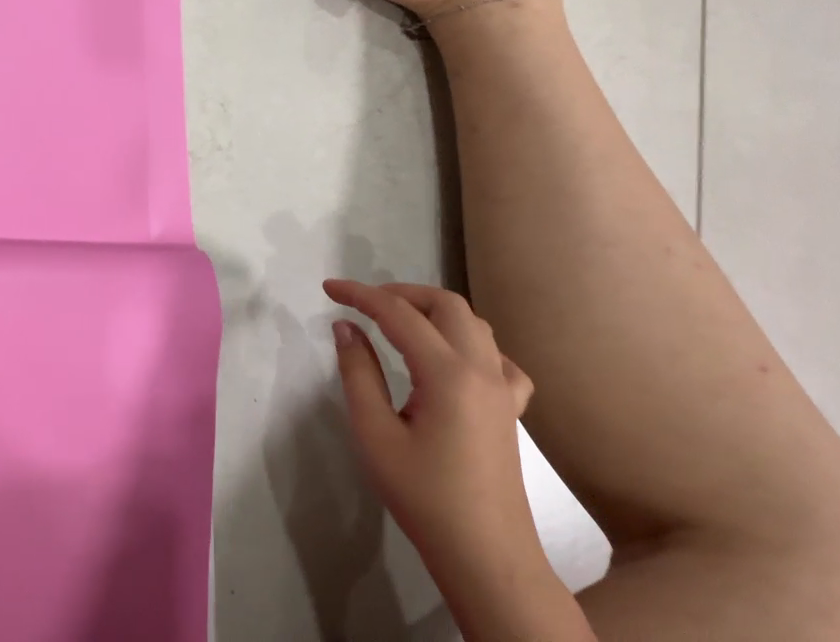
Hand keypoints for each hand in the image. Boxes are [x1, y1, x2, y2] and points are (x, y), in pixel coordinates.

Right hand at [325, 279, 541, 575]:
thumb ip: (358, 372)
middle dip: (401, 293)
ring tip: (395, 324)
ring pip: (474, 325)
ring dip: (433, 312)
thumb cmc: (421, 493)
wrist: (484, 550)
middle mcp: (482, 370)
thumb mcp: (374, 432)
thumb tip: (346, 327)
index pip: (398, 314)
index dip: (360, 294)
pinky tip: (450, 360)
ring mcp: (504, 389)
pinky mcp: (512, 409)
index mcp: (447, 373)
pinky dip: (468, 344)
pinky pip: (498, 358)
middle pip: (447, 305)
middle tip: (362, 303)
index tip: (328, 289)